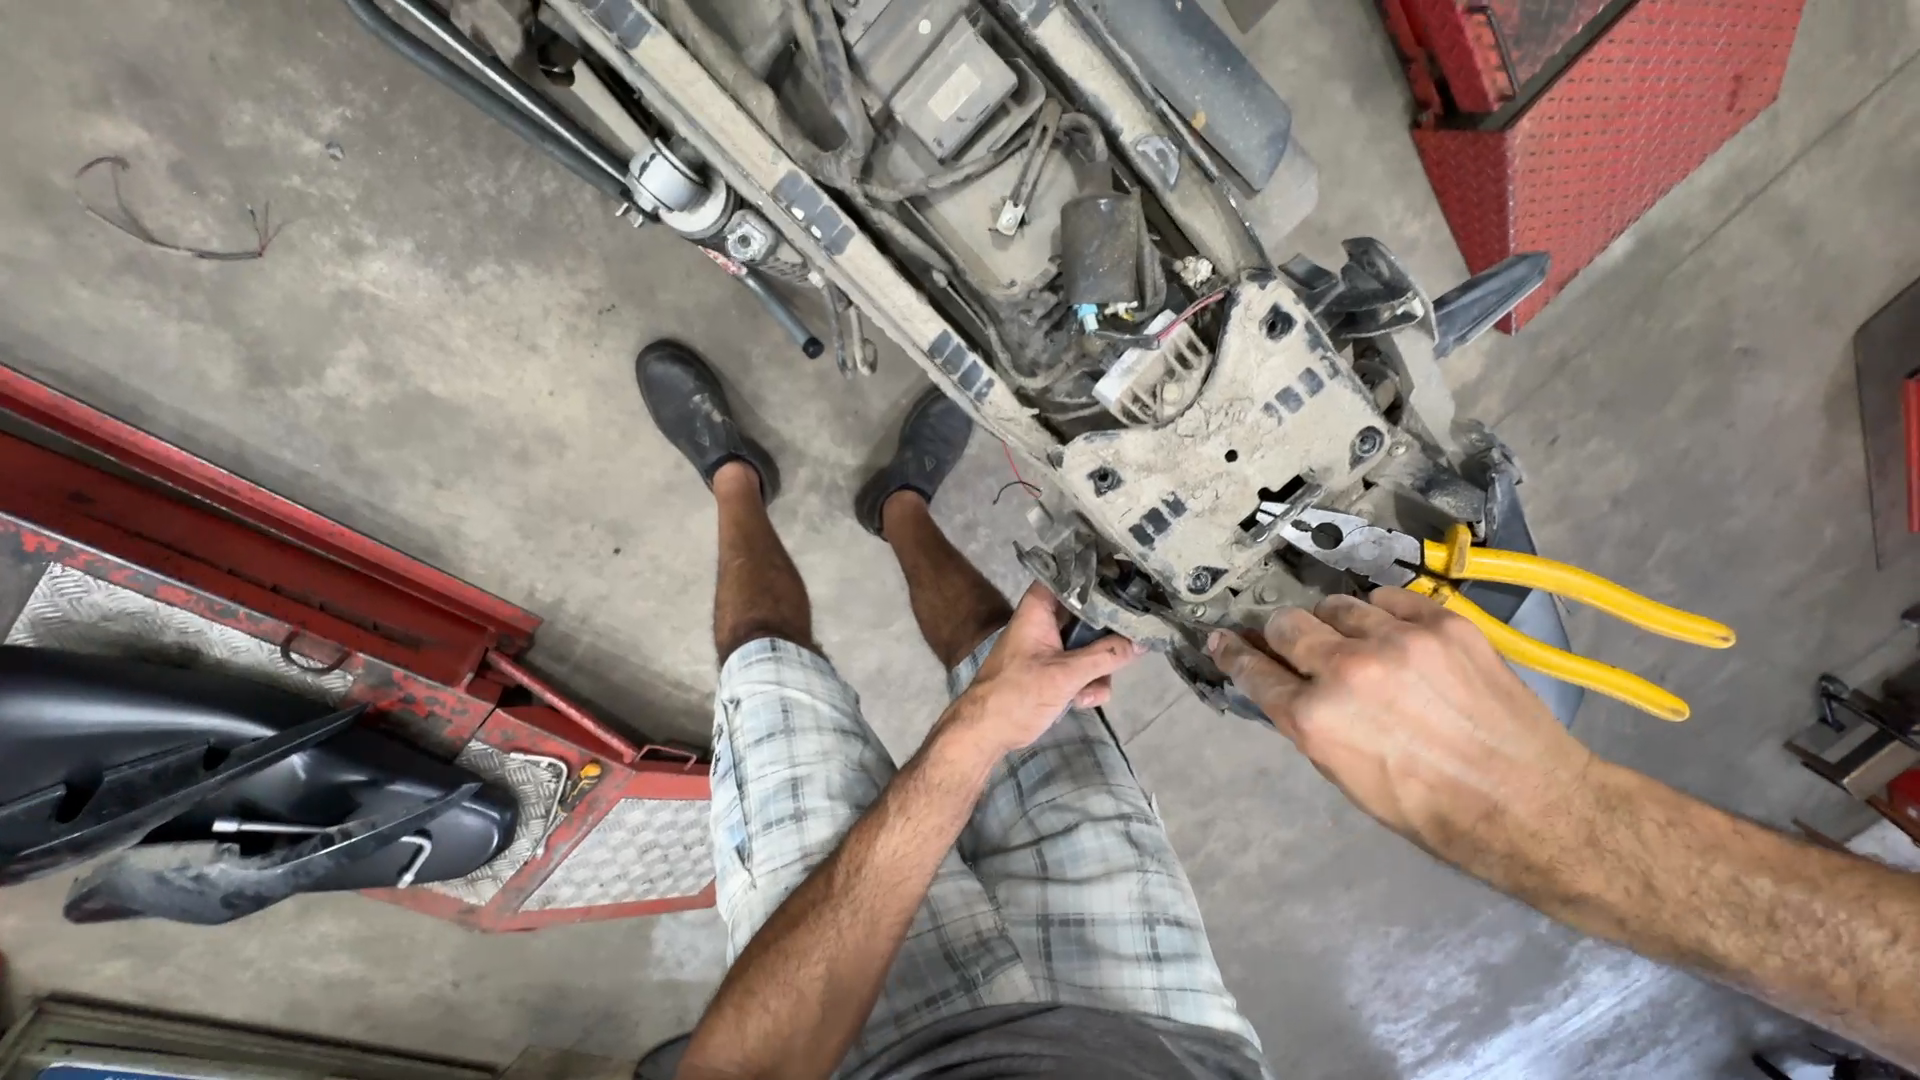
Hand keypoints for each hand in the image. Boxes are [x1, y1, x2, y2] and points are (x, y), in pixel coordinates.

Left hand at [941, 583, 1145, 758]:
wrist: (985, 733)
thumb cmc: (1016, 694)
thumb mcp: (1065, 675)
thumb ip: (1106, 656)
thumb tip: (1143, 641)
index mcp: (1038, 608)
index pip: (1071, 576)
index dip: (1099, 577)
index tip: (1130, 581)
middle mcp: (1045, 622)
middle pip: (1088, 614)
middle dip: (1107, 638)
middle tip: (1129, 647)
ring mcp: (1050, 647)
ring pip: (1090, 645)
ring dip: (1097, 670)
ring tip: (1089, 691)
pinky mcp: (1053, 670)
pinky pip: (1082, 668)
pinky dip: (1086, 684)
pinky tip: (1082, 701)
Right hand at [1208, 588, 1593, 861]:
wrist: (1531, 804)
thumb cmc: (1428, 808)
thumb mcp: (1344, 775)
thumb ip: (1308, 722)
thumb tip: (1286, 685)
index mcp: (1314, 719)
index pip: (1254, 669)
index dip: (1234, 652)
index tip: (1223, 639)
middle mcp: (1345, 671)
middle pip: (1287, 625)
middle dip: (1286, 636)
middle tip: (1303, 647)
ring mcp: (1396, 641)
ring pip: (1337, 605)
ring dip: (1337, 624)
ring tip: (1359, 643)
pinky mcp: (1443, 623)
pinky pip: (1389, 598)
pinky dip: (1383, 615)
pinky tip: (1397, 636)